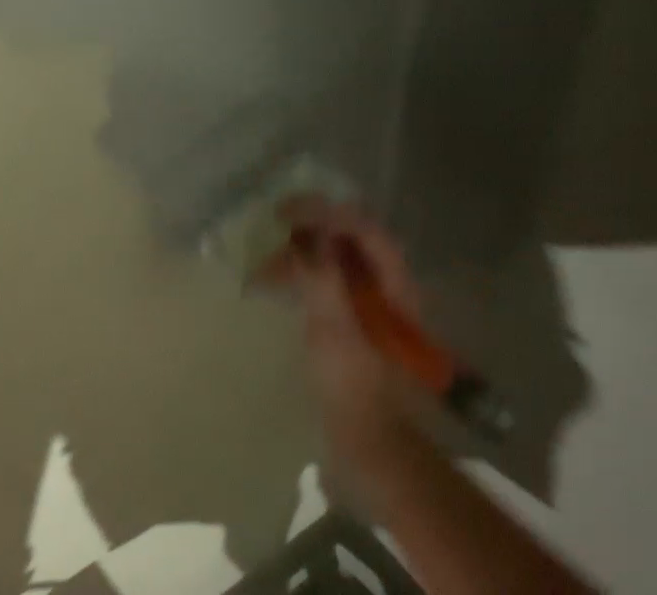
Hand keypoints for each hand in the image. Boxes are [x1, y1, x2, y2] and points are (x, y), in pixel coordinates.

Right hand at [253, 195, 425, 480]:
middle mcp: (386, 292)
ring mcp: (369, 310)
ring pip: (336, 264)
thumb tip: (307, 236)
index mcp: (394, 288)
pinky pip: (325, 286)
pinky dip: (299, 276)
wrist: (370, 445)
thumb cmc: (356, 388)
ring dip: (301, 253)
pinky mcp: (351, 327)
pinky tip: (272, 283)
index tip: (287, 210)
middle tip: (270, 226)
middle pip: (351, 243)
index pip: (366, 231)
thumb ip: (323, 279)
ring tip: (263, 257)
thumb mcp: (335, 331)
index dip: (329, 213)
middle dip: (311, 228)